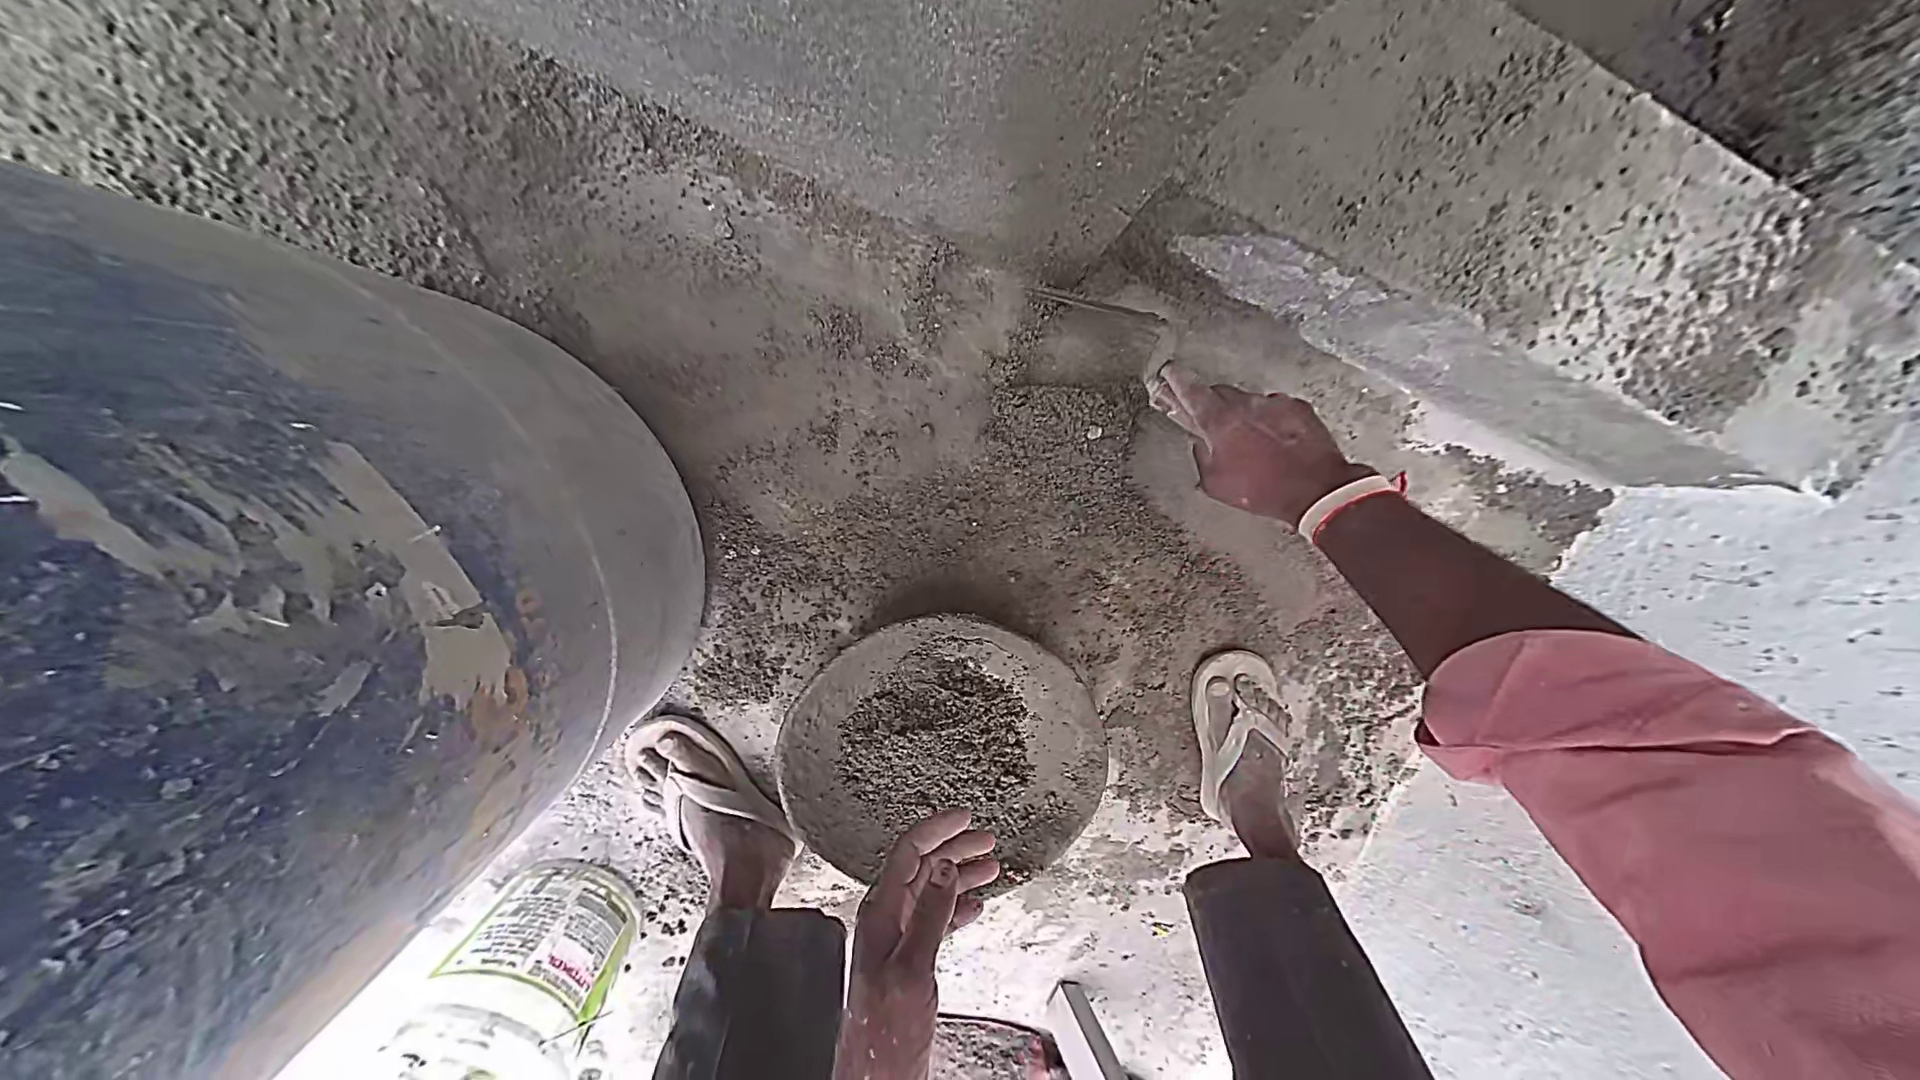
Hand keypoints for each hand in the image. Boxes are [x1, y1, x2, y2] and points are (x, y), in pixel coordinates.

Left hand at [835, 810, 999, 1079]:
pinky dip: (958, 904)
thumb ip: (929, 914)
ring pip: (933, 889)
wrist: (878, 1075)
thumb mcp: (913, 968)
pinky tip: (974, 903)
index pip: (908, 852)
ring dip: (961, 873)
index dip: (936, 828)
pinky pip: (937, 916)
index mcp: (882, 912)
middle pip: (923, 865)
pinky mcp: (911, 955)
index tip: (963, 817)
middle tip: (985, 839)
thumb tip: (944, 868)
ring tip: (989, 865)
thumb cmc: (886, 1031)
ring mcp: (899, 936)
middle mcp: (888, 917)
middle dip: (955, 847)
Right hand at [1151, 365, 1375, 525]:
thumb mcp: (1215, 482)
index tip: (1169, 373)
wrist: (1314, 489)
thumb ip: (1200, 456)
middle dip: (1210, 404)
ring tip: (1247, 441)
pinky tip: (1270, 441)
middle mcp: (1246, 405)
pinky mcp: (1297, 408)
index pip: (1191, 392)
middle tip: (1207, 419)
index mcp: (1220, 422)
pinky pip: (1273, 407)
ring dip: (1241, 415)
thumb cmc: (1262, 490)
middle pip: (1219, 393)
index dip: (1177, 382)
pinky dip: (1267, 419)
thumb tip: (1199, 443)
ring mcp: (1274, 403)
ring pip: (1247, 400)